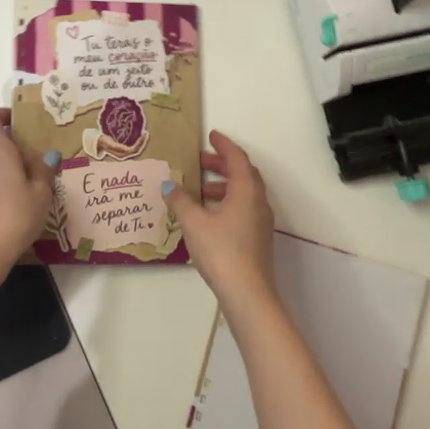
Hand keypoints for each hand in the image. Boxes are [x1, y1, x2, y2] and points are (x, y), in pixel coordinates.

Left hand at [0, 109, 55, 277]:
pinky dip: (2, 194)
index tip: (18, 119)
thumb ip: (44, 172)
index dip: (1, 114)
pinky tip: (17, 214)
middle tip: (39, 166)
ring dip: (10, 176)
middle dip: (16, 154)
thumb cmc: (16, 217)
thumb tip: (48, 155)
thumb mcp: (41, 195)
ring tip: (33, 194)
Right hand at [163, 131, 275, 312]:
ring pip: (245, 193)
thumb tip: (168, 185)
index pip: (237, 158)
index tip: (211, 135)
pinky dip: (228, 202)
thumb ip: (180, 201)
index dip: (224, 145)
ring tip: (201, 190)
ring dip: (225, 185)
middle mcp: (258, 201)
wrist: (247, 293)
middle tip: (201, 162)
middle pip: (244, 174)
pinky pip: (244, 208)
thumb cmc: (221, 251)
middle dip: (223, 165)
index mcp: (246, 191)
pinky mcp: (258, 238)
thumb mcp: (194, 223)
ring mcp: (261, 221)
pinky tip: (210, 216)